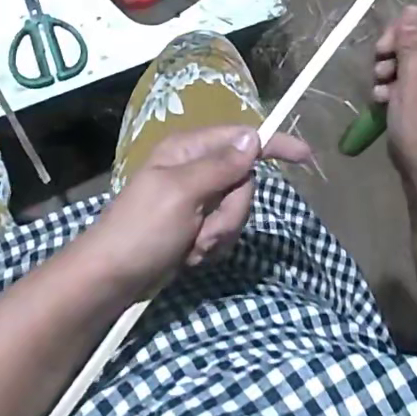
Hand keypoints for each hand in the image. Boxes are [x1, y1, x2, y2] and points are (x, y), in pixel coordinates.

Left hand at [83, 125, 311, 295]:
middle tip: (204, 228)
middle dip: (231, 211)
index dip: (273, 144)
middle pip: (243, 182)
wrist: (111, 279)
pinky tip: (189, 254)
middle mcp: (195, 169)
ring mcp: (196, 199)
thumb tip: (252, 136)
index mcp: (188, 150)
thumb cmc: (141, 229)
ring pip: (237, 210)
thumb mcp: (182, 194)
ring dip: (219, 232)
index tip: (305, 156)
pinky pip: (224, 231)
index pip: (240, 138)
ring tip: (191, 245)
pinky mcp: (196, 225)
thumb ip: (220, 166)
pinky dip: (211, 246)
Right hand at [373, 6, 416, 191]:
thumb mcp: (413, 83)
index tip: (384, 48)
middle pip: (414, 44)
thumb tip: (413, 8)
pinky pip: (402, 83)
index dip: (402, 33)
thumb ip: (412, 45)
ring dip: (386, 74)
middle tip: (379, 71)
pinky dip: (389, 89)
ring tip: (380, 92)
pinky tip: (380, 102)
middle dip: (391, 55)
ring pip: (404, 63)